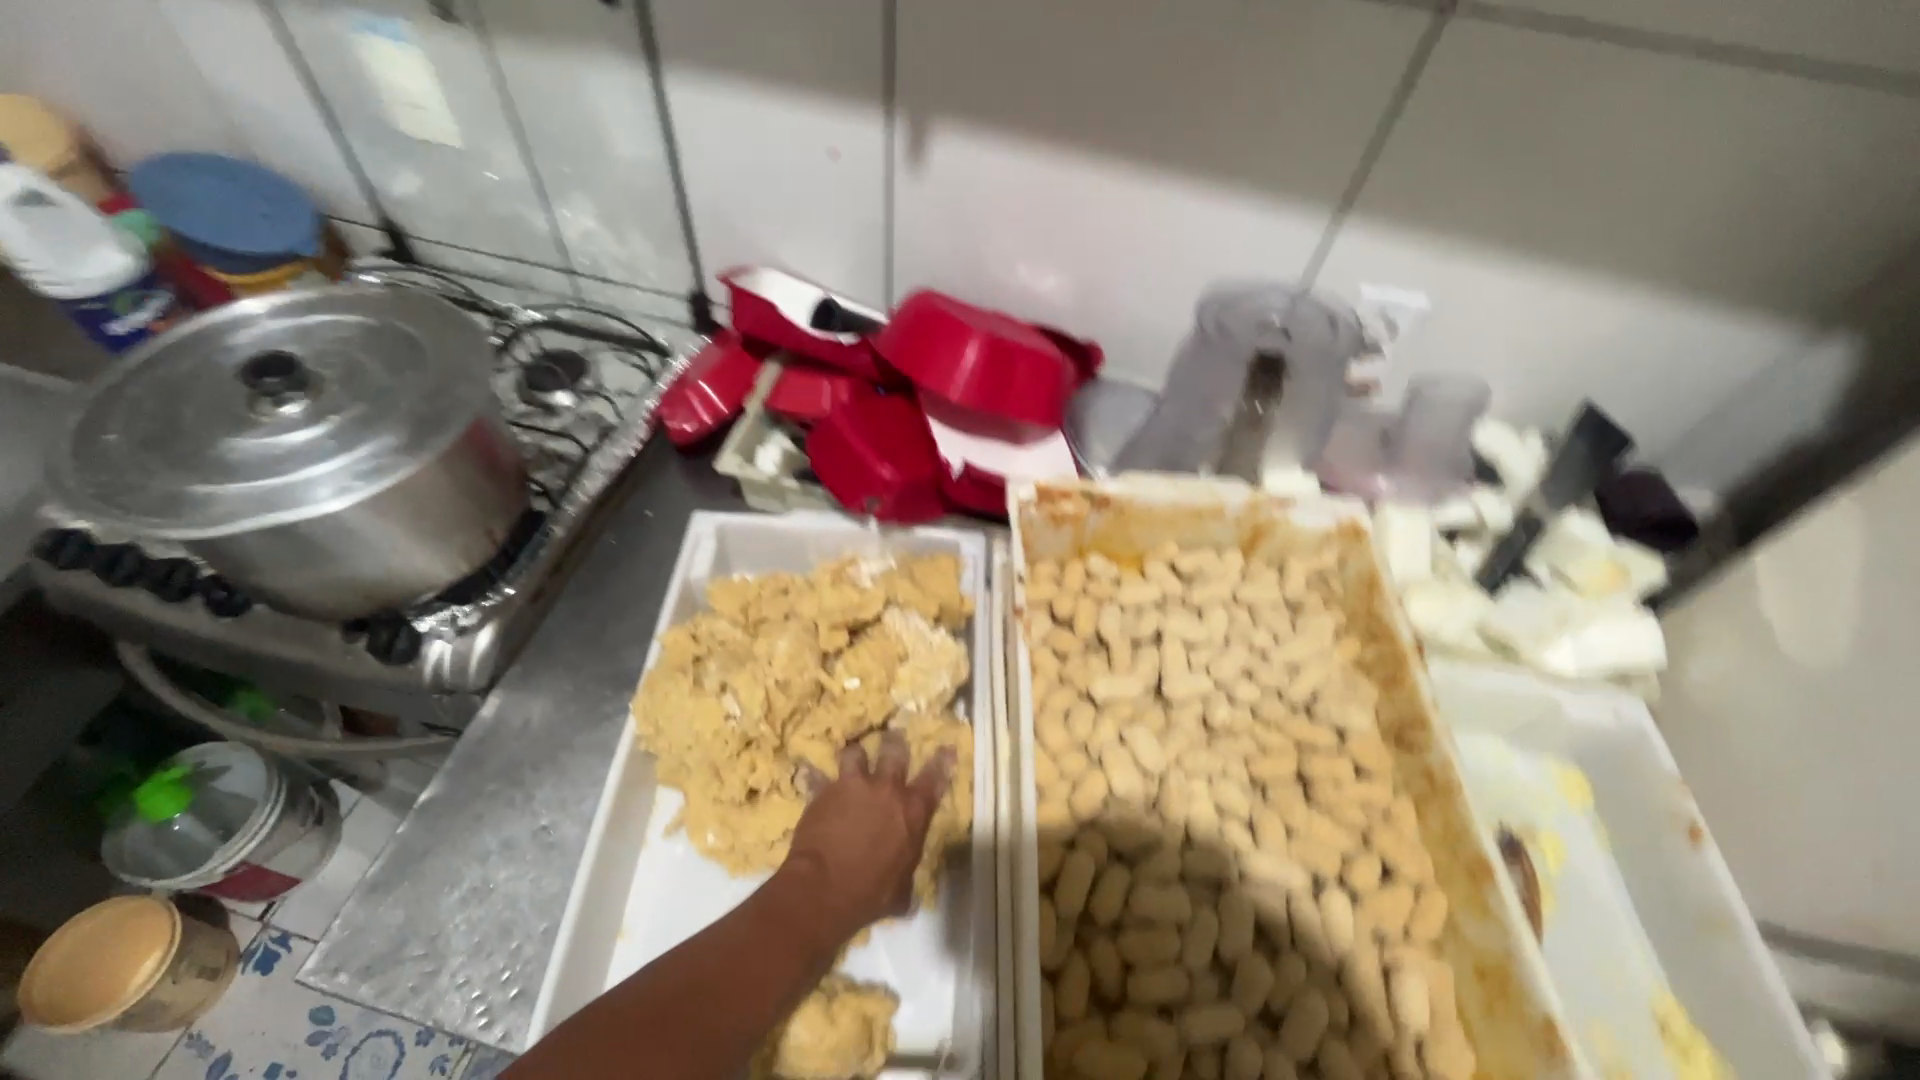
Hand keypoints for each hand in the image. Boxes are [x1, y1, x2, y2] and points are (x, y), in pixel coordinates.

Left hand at [782, 733, 955, 940]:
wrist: (824, 886)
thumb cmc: (871, 893)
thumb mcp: (900, 891)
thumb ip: (904, 881)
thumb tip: (906, 898)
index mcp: (913, 812)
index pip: (934, 778)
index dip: (942, 761)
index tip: (946, 747)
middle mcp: (887, 790)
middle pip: (895, 752)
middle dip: (895, 742)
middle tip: (895, 736)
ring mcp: (853, 786)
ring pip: (855, 754)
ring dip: (855, 755)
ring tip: (853, 755)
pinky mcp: (823, 792)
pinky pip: (817, 777)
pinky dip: (814, 777)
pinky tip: (808, 775)